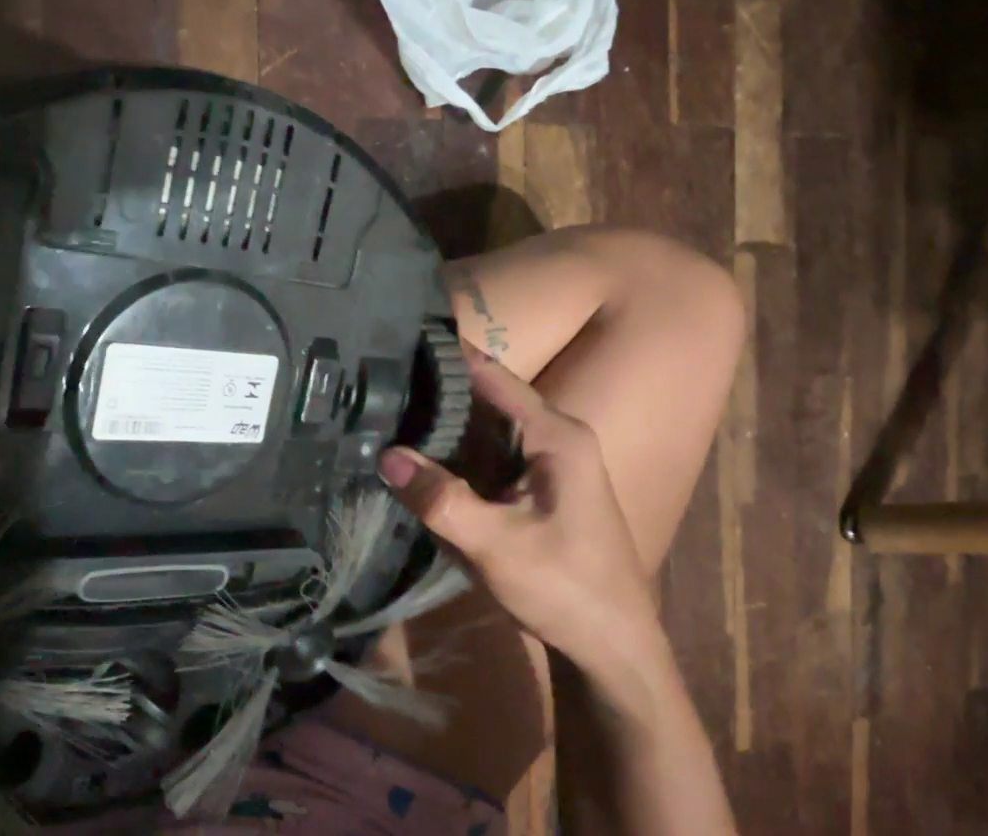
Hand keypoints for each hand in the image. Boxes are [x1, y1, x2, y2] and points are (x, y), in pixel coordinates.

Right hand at [378, 346, 660, 670]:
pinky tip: (414, 452)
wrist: (613, 649)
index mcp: (556, 435)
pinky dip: (452, 450)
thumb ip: (439, 498)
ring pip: (483, 427)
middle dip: (434, 389)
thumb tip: (384, 454)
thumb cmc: (566, 588)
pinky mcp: (534, 487)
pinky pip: (486, 454)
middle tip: (373, 379)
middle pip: (485, 397)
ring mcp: (545, 463)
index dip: (448, 355)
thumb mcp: (496, 545)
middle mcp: (554, 437)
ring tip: (380, 407)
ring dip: (440, 422)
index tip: (398, 337)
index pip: (492, 374)